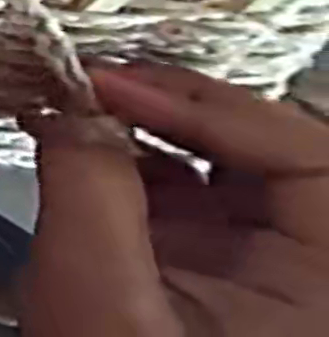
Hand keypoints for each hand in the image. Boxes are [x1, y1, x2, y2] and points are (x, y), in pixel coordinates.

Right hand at [21, 65, 328, 336]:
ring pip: (235, 164)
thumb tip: (68, 106)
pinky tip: (67, 130)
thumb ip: (87, 187)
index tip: (99, 82)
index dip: (207, 106)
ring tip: (66, 97)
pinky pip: (195, 187)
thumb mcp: (98, 292)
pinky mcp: (231, 264)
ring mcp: (284, 270)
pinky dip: (132, 150)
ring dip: (150, 122)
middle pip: (283, 155)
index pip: (313, 162)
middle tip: (84, 78)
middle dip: (179, 104)